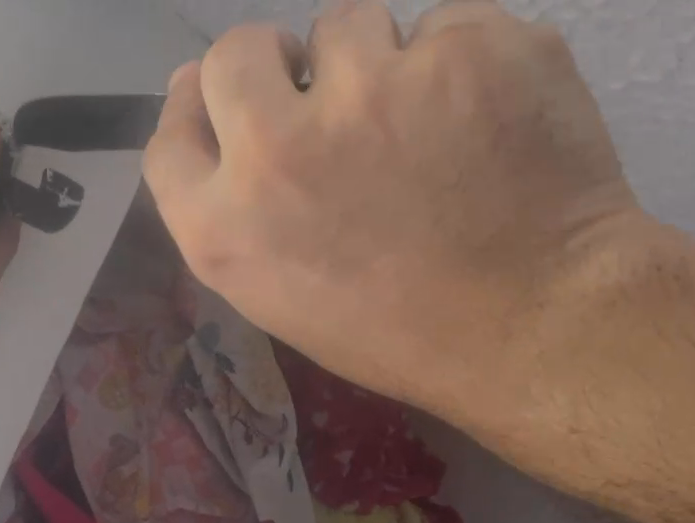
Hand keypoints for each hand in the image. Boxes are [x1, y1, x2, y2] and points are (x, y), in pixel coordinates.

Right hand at [143, 0, 645, 423]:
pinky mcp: (467, 48)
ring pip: (343, 24)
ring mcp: (371, 90)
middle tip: (311, 101)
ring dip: (363, 61)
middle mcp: (274, 149)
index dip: (195, 114)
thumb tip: (193, 97)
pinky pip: (440, 24)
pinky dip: (450, 61)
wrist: (525, 317)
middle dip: (265, 66)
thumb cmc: (378, 321)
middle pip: (233, 54)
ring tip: (408, 119)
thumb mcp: (262, 286)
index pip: (170, 136)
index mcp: (220, 224)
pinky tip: (472, 115)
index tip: (225, 112)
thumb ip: (220, 203)